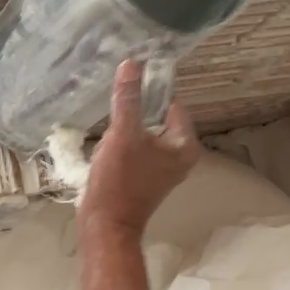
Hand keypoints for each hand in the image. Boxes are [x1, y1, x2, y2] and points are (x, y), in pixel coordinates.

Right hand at [79, 59, 200, 236]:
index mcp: (185, 145)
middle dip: (133, 119)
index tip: (126, 95)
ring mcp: (163, 172)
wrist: (104, 225)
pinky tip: (105, 154)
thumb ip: (128, 98)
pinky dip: (121, 150)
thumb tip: (131, 63)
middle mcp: (180, 158)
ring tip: (108, 140)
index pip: (171, 105)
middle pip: (155, 121)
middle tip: (114, 122)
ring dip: (124, 134)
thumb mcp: (122, 134)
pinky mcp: (145, 182)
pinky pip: (135, 154)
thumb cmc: (119, 181)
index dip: (148, 97)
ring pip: (142, 138)